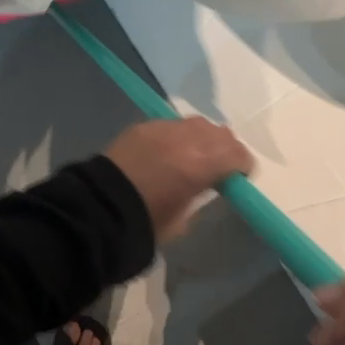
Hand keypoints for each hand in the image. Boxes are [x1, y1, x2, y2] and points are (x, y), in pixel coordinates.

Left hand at [103, 119, 252, 240]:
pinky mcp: (143, 126)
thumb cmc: (147, 221)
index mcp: (200, 164)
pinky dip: (179, 136)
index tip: (239, 177)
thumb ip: (201, 191)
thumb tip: (205, 182)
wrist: (101, 207)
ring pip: (196, 123)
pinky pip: (171, 125)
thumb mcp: (184, 216)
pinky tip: (170, 151)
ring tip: (196, 155)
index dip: (243, 165)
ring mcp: (163, 128)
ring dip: (203, 138)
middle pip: (219, 133)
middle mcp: (186, 139)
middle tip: (221, 166)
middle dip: (226, 148)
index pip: (236, 153)